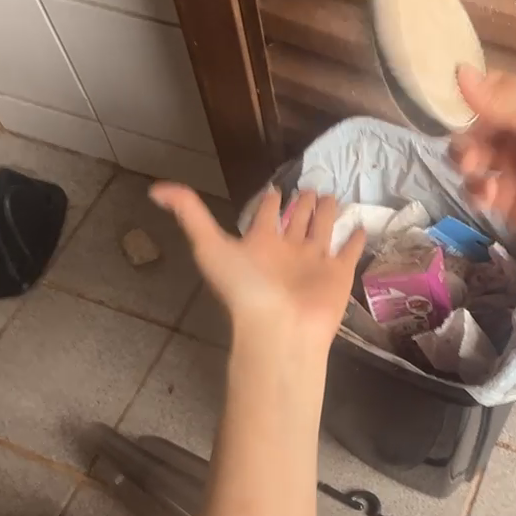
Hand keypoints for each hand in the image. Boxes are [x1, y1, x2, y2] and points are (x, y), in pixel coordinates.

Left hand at [152, 182, 365, 351]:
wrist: (280, 328)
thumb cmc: (245, 289)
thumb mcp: (209, 247)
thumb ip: (190, 215)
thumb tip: (156, 189)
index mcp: (259, 245)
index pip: (265, 217)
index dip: (269, 202)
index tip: (274, 189)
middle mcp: (287, 252)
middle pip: (296, 221)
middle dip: (301, 204)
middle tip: (309, 187)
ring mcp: (314, 263)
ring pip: (322, 230)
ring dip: (326, 214)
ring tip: (331, 197)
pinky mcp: (339, 274)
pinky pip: (348, 252)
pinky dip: (354, 239)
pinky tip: (359, 226)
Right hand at [453, 68, 515, 259]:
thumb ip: (501, 98)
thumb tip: (458, 71)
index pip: (489, 90)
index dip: (467, 95)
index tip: (443, 104)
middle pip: (475, 125)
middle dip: (465, 135)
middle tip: (468, 152)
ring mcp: (513, 167)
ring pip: (472, 156)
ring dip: (466, 161)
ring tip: (474, 172)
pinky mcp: (507, 200)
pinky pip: (479, 189)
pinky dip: (477, 190)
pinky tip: (488, 195)